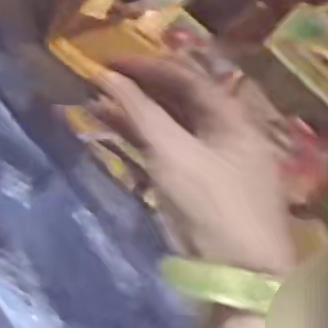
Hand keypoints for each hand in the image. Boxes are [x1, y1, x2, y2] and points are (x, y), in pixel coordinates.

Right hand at [96, 58, 295, 274]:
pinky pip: (155, 140)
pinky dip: (129, 128)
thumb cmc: (210, 200)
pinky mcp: (185, 175)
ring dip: (128, 105)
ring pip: (162, 119)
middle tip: (99, 72)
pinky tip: (100, 117)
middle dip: (137, 83)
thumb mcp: (171, 149)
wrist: (231, 269)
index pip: (191, 80)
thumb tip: (103, 73)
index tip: (111, 58)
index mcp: (235, 123)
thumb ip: (137, 108)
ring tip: (92, 93)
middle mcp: (223, 135)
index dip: (150, 65)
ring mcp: (204, 156)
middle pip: (177, 98)